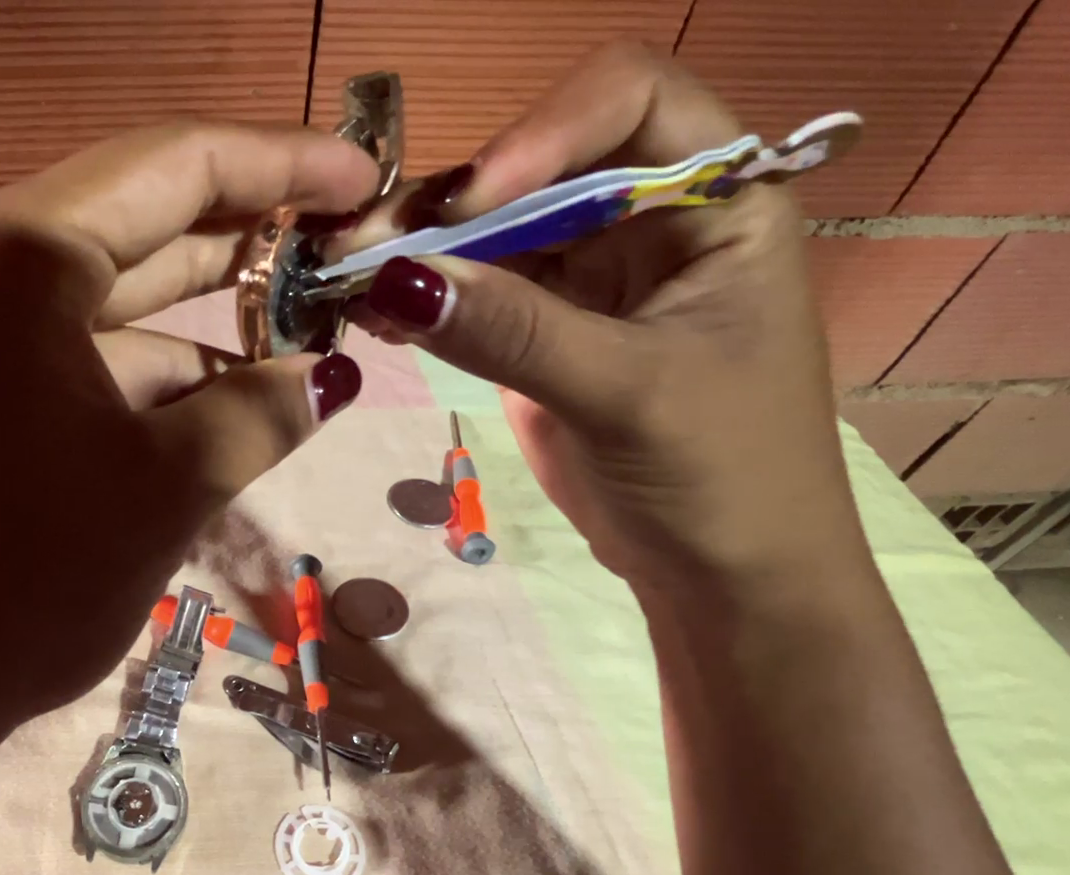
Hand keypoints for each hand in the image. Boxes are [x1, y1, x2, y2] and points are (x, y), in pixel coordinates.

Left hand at [0, 125, 378, 736]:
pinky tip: (225, 406)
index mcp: (19, 255)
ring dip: (210, 323)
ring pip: (116, 304)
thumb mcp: (170, 484)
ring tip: (306, 340)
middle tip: (348, 251)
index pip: (176, 167)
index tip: (366, 177)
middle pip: (143, 225)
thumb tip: (329, 377)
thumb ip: (263, 411)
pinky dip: (157, 378)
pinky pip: (84, 362)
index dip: (285, 164)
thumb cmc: (27, 575)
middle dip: (252, 240)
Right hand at [340, 43, 865, 593]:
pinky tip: (373, 310)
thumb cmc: (722, 476)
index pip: (633, 103)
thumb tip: (392, 278)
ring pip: (495, 231)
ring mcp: (591, 276)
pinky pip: (476, 292)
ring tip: (347, 276)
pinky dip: (425, 297)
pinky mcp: (544, 329)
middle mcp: (650, 219)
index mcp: (719, 203)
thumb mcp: (626, 393)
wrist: (722, 575)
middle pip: (539, 166)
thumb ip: (513, 331)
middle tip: (362, 242)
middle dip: (452, 202)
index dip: (548, 131)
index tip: (473, 203)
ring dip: (422, 249)